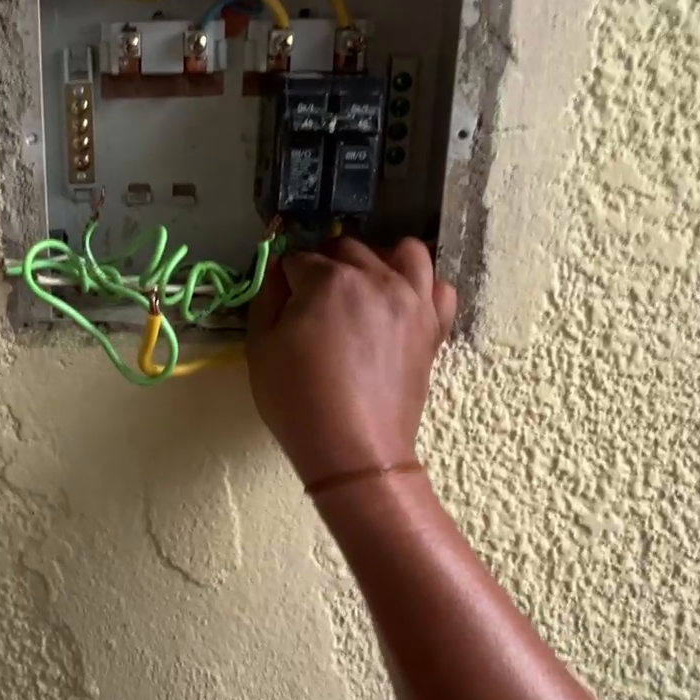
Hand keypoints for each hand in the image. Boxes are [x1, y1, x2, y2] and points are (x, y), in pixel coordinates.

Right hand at [246, 238, 456, 485]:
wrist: (353, 450)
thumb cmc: (297, 400)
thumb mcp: (260, 346)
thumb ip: (266, 296)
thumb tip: (277, 272)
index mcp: (328, 280)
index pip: (299, 258)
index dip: (285, 277)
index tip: (281, 299)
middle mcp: (375, 278)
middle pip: (346, 248)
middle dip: (325, 264)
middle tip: (311, 300)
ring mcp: (411, 300)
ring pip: (402, 251)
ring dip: (378, 259)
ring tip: (361, 287)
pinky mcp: (433, 326)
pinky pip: (438, 287)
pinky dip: (420, 287)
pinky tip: (398, 303)